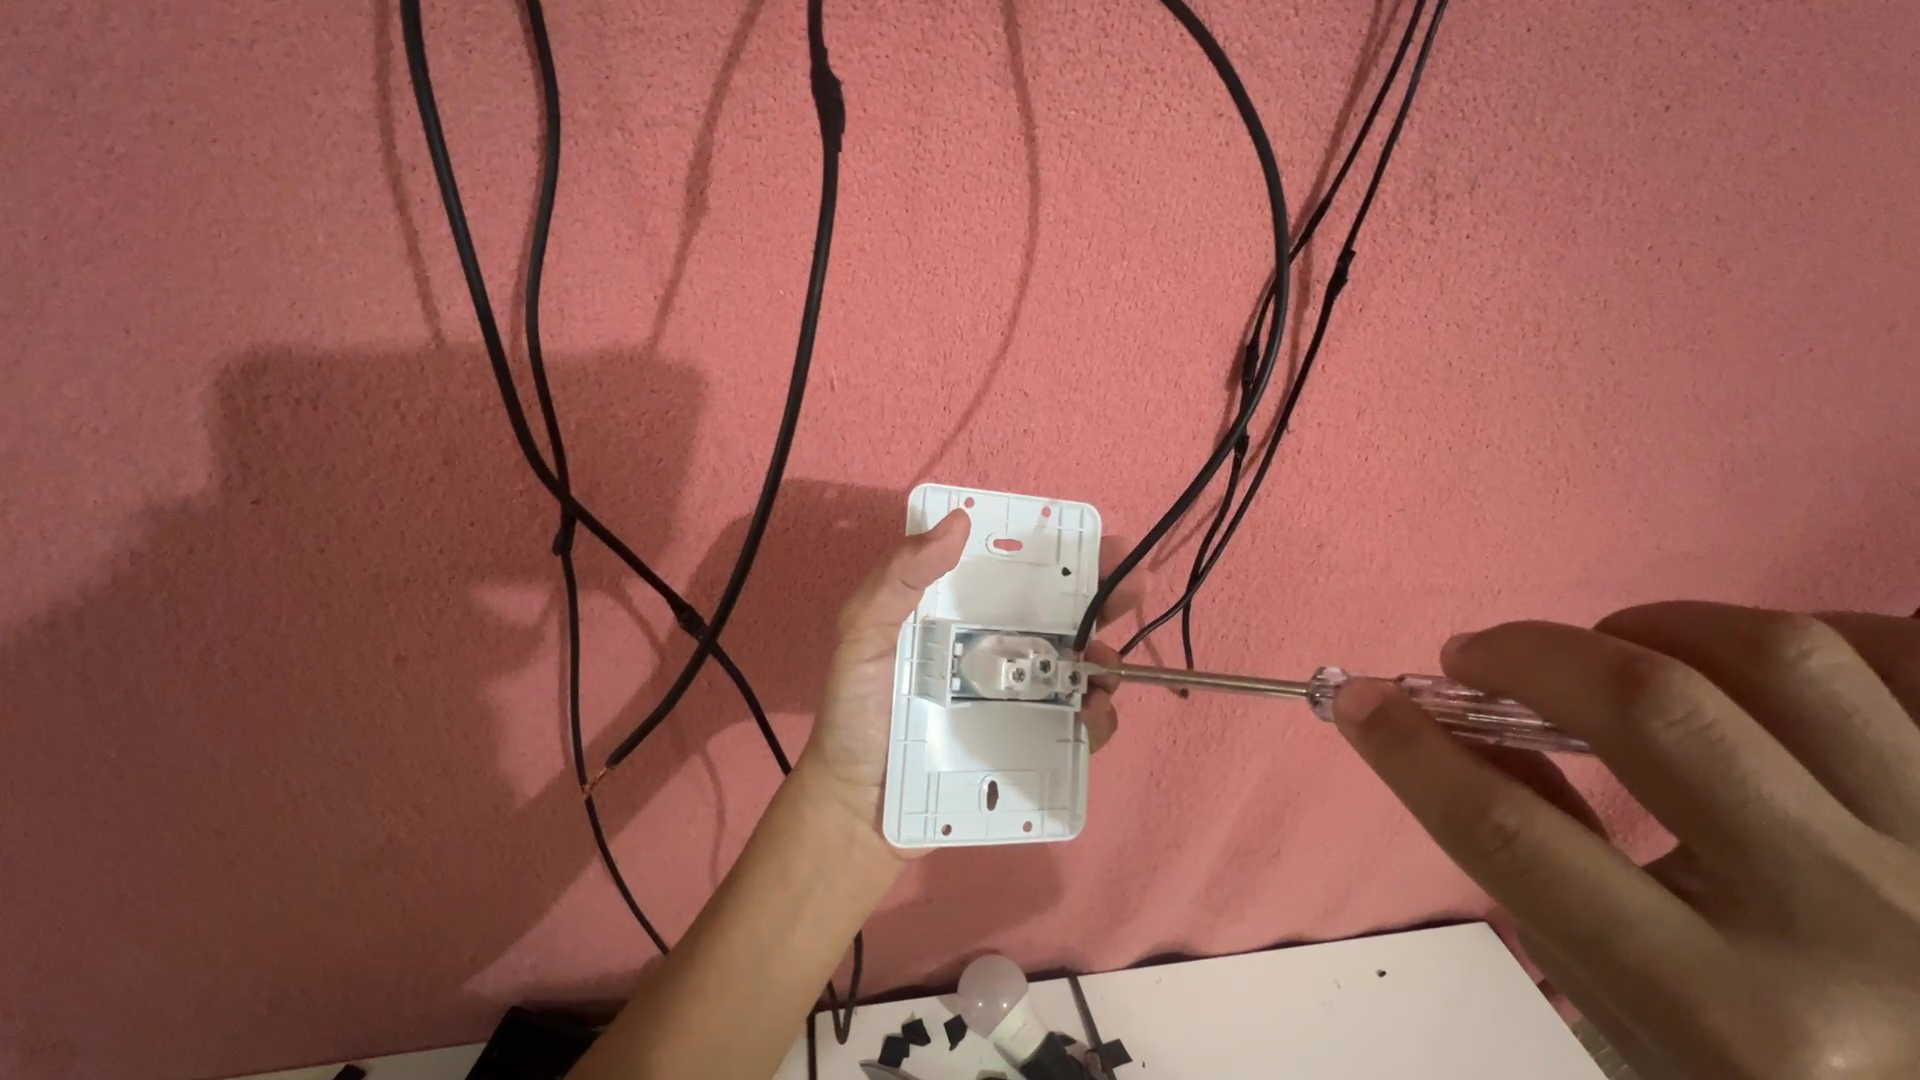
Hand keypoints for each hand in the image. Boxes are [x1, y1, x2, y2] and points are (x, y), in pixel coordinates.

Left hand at [794, 509, 1144, 855]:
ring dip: (1108, 657)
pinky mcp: (1030, 746)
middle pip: (1063, 615)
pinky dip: (1099, 716)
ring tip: (1106, 664)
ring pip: (1081, 668)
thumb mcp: (863, 637)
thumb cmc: (857, 716)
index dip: (1061, 554)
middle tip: (1133, 588)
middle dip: (1105, 597)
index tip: (1098, 541)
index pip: (1018, 574)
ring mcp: (1018, 700)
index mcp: (962, 617)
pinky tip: (1092, 712)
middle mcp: (998, 651)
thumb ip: (898, 579)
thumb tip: (958, 521)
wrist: (860, 808)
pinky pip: (1078, 726)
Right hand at [1334, 602, 1919, 1078]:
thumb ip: (1539, 872)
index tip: (1362, 698)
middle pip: (1650, 710)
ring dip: (1650, 628)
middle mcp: (1857, 926)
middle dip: (1527, 655)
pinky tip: (1751, 675)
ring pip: (1777, 658)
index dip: (1414, 751)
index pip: (1516, 838)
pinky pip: (1907, 651)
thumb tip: (1448, 735)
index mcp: (1735, 1016)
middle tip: (1476, 655)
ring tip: (1610, 650)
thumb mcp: (1631, 1009)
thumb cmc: (1766, 1066)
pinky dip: (1806, 637)